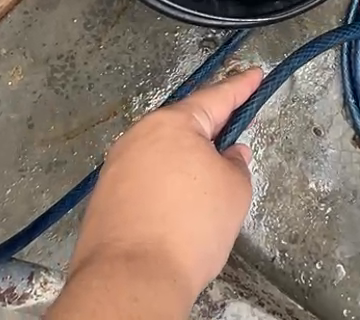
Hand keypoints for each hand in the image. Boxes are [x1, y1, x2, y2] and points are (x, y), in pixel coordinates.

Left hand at [55, 69, 261, 318]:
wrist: (130, 284)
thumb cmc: (190, 228)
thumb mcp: (234, 190)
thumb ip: (236, 164)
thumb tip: (229, 155)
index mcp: (172, 124)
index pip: (216, 97)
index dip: (241, 86)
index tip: (255, 74)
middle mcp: (139, 136)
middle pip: (184, 126)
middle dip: (211, 130)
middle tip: (235, 132)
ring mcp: (117, 167)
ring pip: (163, 154)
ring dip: (186, 161)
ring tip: (208, 179)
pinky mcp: (104, 199)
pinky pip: (146, 178)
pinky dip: (166, 184)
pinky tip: (179, 205)